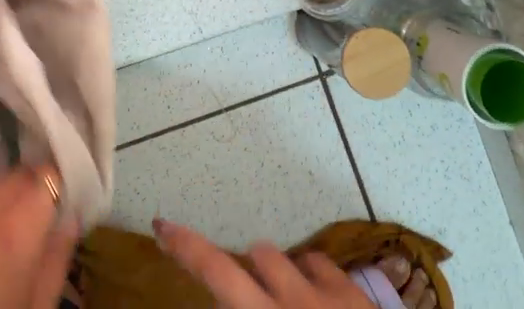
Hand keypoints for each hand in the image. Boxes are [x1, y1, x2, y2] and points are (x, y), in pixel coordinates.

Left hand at [0, 165, 77, 308]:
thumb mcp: (38, 304)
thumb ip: (57, 256)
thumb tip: (68, 219)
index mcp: (17, 226)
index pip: (48, 174)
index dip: (59, 185)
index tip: (63, 202)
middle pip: (18, 175)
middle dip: (32, 190)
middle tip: (38, 220)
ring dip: (4, 199)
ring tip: (4, 234)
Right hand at [154, 218, 438, 308]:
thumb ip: (245, 306)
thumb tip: (227, 298)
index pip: (216, 272)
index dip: (186, 246)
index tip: (162, 223)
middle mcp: (295, 299)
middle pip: (260, 256)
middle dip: (249, 265)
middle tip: (251, 290)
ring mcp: (333, 297)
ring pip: (297, 259)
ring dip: (286, 275)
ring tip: (291, 300)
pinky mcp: (361, 300)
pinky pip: (329, 269)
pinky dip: (318, 280)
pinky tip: (323, 302)